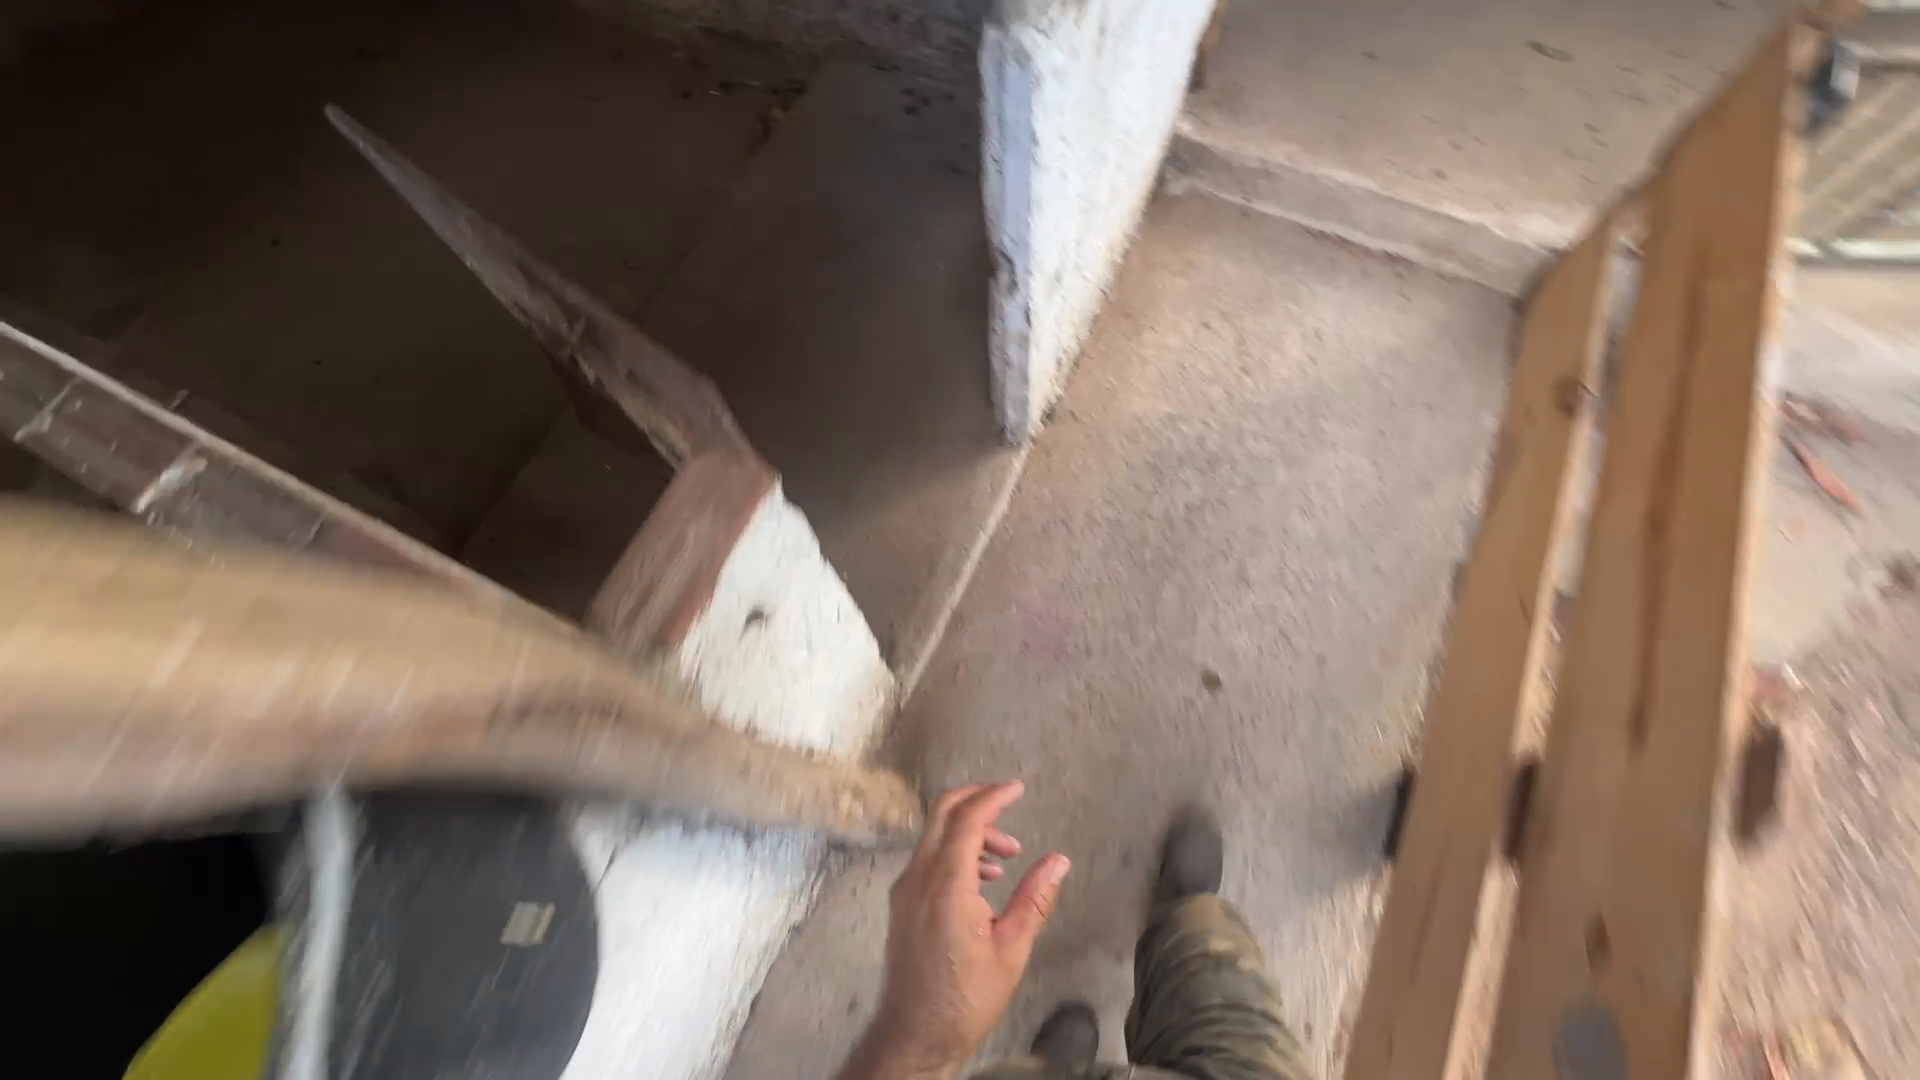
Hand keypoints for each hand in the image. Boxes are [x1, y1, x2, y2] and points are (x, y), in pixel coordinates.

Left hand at [839, 781, 1071, 1079]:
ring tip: (1008, 855)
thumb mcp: (1011, 949)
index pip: (967, 819)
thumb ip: (1034, 897)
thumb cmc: (967, 997)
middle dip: (977, 799)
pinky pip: (928, 856)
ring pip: (935, 834)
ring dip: (970, 830)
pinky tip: (983, 877)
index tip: (1017, 788)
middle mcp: (919, 877)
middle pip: (942, 812)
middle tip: (1008, 802)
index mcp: (946, 884)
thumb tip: (1059, 860)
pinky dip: (955, 850)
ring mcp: (905, 888)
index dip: (993, 796)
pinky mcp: (903, 901)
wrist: (915, 1035)